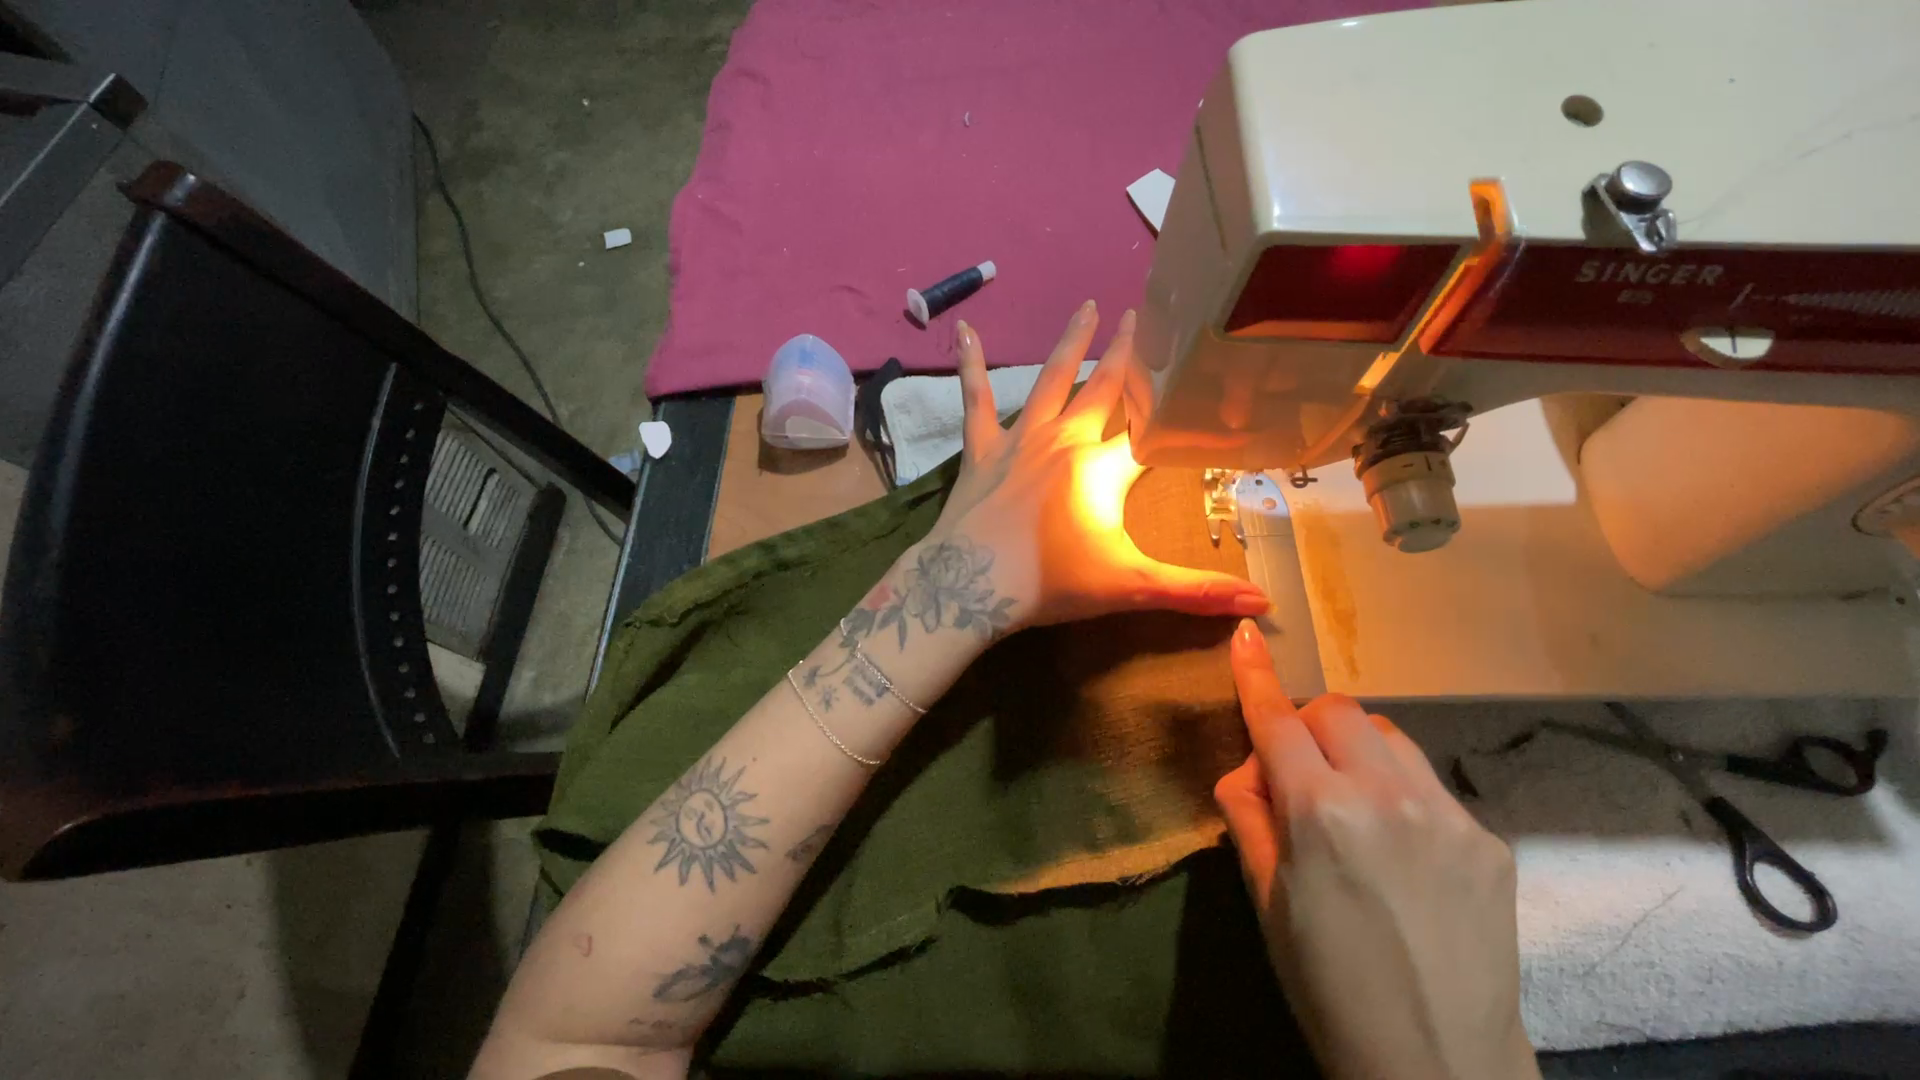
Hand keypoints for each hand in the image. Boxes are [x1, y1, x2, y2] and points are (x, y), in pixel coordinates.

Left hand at [924, 300, 1267, 629]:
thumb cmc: (1050, 583)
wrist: (971, 587)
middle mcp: (1066, 439)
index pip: (1153, 432)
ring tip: (1088, 306)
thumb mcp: (1131, 587)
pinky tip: (965, 329)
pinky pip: (975, 398)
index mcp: (1104, 468)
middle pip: (1105, 388)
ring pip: (1052, 380)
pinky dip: (970, 363)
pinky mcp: (980, 448)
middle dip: (1129, 354)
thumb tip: (1265, 603)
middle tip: (1143, 315)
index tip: (1206, 386)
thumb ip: (1196, 591)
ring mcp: (1020, 439)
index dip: (1182, 414)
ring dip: (1072, 342)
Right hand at [1214, 620, 1538, 1079]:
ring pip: (1389, 736)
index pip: (1276, 722)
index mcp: (1319, 813)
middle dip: (1308, 723)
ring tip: (1352, 806)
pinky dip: (1400, 792)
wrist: (1438, 1064)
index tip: (1246, 636)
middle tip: (1298, 772)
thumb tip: (1249, 766)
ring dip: (1357, 750)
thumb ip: (1249, 817)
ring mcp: (1446, 814)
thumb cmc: (1326, 985)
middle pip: (1338, 711)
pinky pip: (1430, 784)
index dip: (1255, 677)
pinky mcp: (1488, 838)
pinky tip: (1401, 850)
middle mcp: (1386, 795)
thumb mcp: (1264, 901)